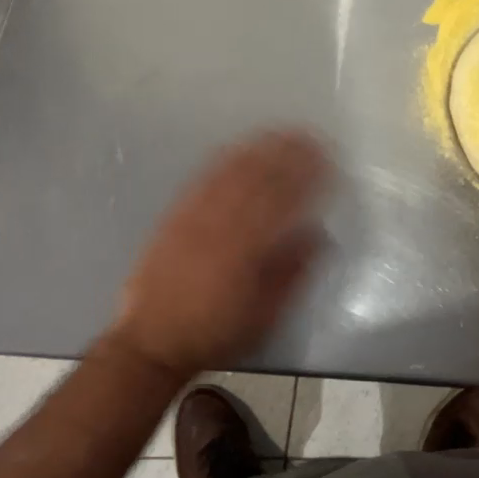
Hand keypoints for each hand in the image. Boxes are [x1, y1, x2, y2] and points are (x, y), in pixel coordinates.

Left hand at [104, 130, 330, 373]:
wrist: (152, 343)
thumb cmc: (216, 332)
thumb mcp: (266, 313)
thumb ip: (294, 271)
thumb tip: (319, 235)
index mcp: (249, 248)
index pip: (284, 199)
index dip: (307, 175)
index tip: (327, 160)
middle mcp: (223, 224)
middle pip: (260, 177)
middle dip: (287, 153)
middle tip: (310, 138)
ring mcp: (196, 216)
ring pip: (233, 172)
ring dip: (260, 149)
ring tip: (282, 134)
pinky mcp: (176, 216)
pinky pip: (204, 179)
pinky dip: (226, 159)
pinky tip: (240, 149)